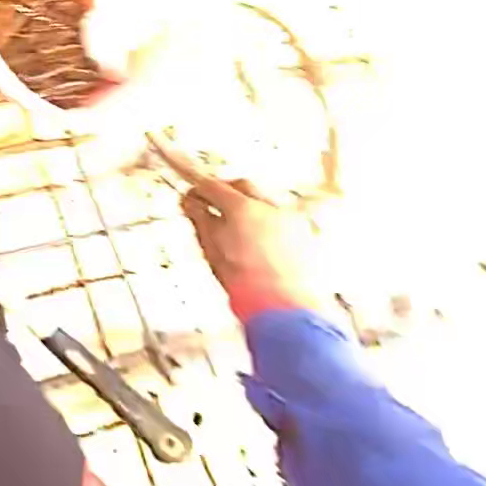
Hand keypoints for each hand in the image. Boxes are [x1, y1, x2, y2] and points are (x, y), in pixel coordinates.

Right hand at [150, 138, 320, 321]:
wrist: (286, 310)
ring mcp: (292, 219)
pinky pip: (281, 215)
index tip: (179, 175)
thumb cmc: (243, 280)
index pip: (210, 184)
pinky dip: (266, 218)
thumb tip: (191, 200)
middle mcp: (270, 206)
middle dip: (224, 190)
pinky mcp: (306, 233)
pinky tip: (258, 238)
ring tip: (235, 225)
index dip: (191, 178)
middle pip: (242, 184)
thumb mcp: (211, 248)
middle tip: (207, 205)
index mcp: (242, 208)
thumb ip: (200, 218)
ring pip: (264, 197)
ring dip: (247, 203)